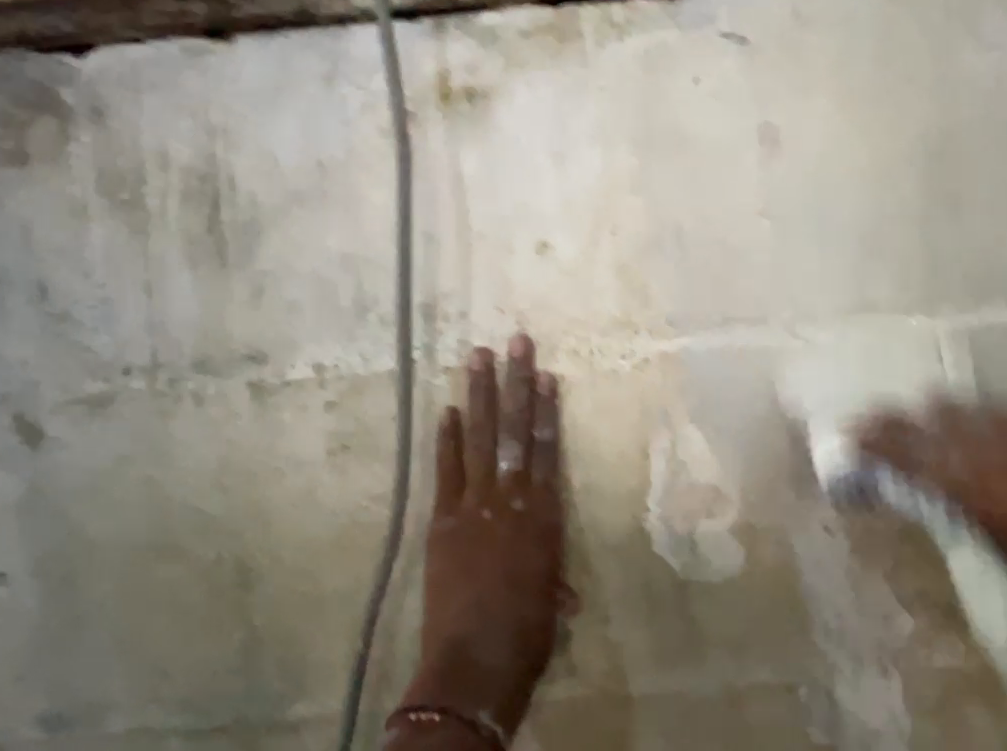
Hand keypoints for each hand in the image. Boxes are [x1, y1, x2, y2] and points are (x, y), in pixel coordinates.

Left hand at [405, 335, 566, 736]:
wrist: (475, 664)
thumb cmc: (528, 633)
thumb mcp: (551, 597)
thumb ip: (553, 575)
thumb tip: (564, 586)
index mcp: (545, 514)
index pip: (549, 448)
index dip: (548, 408)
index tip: (547, 373)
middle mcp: (512, 499)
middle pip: (517, 431)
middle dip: (517, 383)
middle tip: (516, 342)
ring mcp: (474, 506)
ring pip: (481, 439)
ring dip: (481, 396)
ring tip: (480, 357)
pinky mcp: (442, 521)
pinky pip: (445, 471)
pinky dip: (447, 439)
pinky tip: (449, 409)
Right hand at [857, 404, 1006, 634]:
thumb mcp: (994, 559)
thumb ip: (950, 511)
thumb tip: (904, 479)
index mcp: (991, 500)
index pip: (920, 456)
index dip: (882, 441)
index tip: (853, 431)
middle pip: (942, 422)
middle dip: (906, 421)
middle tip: (877, 420)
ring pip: (976, 410)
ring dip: (946, 417)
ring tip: (924, 418)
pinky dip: (992, 425)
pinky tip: (986, 436)